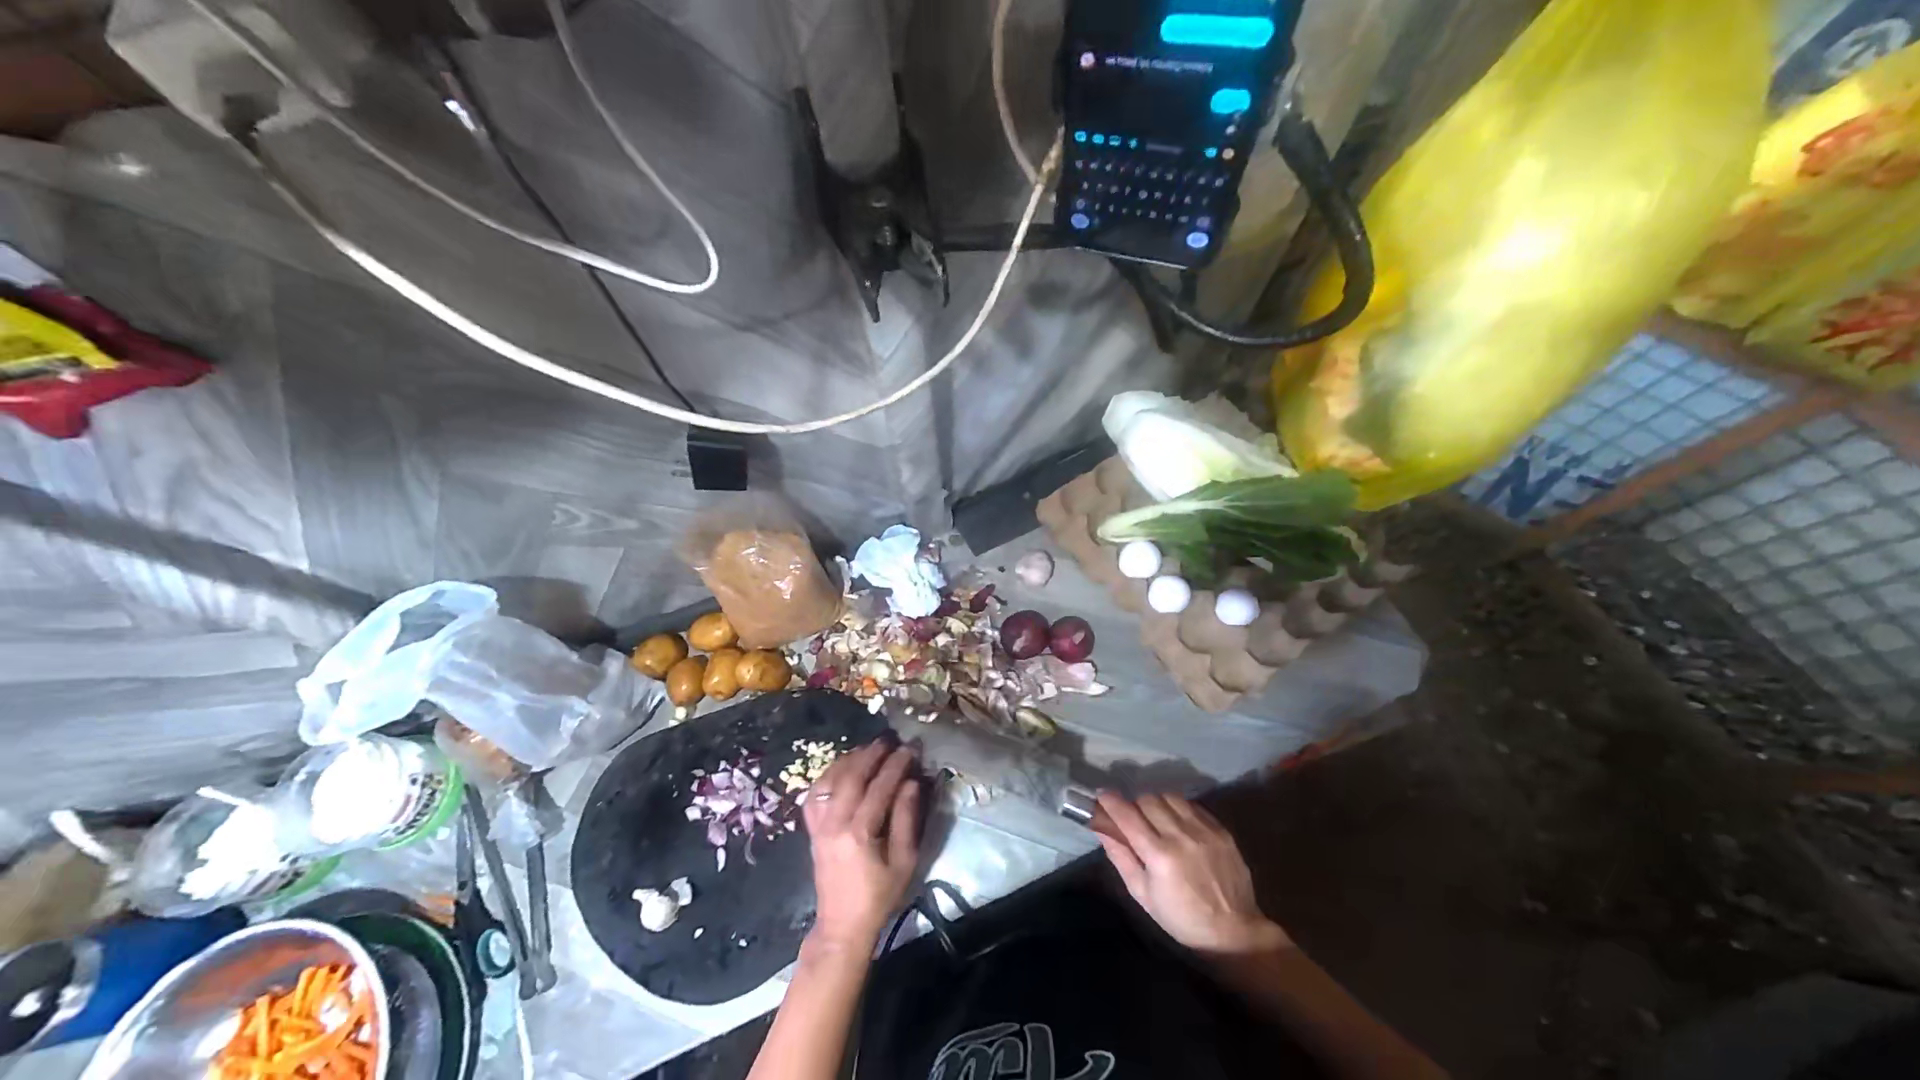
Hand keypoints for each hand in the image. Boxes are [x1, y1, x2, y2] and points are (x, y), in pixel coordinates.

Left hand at [800, 740, 923, 952]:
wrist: (843, 924)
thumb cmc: (879, 896)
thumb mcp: (904, 862)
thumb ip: (906, 820)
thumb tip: (911, 783)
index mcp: (859, 834)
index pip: (879, 788)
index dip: (895, 766)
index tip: (909, 749)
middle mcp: (834, 824)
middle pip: (852, 777)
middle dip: (871, 755)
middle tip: (889, 741)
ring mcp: (818, 826)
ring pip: (830, 780)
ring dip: (850, 760)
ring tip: (868, 748)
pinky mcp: (811, 829)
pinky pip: (815, 793)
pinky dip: (829, 775)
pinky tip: (843, 767)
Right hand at [1092, 791, 1289, 955]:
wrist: (1233, 932)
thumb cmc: (1181, 918)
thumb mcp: (1142, 894)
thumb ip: (1120, 857)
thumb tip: (1101, 828)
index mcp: (1159, 855)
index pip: (1127, 815)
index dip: (1110, 802)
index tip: (1101, 796)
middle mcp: (1181, 836)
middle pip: (1147, 800)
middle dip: (1134, 805)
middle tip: (1132, 818)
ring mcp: (1203, 831)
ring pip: (1170, 797)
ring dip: (1157, 803)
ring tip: (1156, 819)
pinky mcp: (1220, 830)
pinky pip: (1192, 805)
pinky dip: (1179, 809)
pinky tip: (1178, 824)